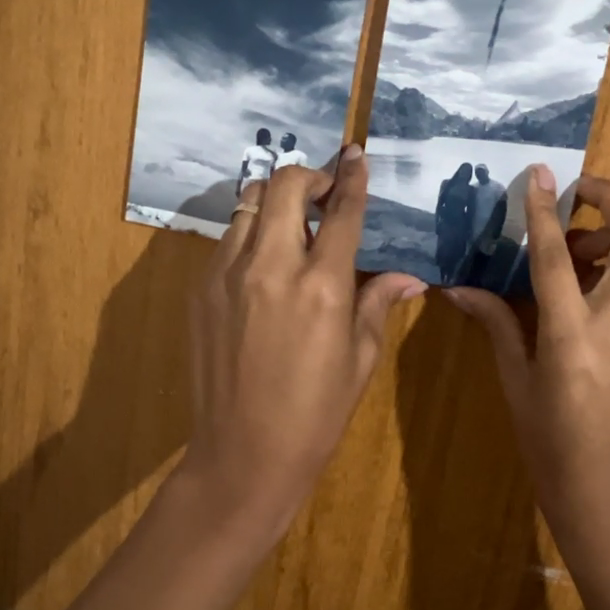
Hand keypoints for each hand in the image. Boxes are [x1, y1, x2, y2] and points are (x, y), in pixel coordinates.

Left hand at [182, 146, 424, 527]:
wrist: (242, 455)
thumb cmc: (315, 414)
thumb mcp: (360, 359)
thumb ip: (378, 303)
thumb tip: (409, 277)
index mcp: (321, 286)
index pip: (342, 212)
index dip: (352, 177)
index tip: (356, 154)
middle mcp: (271, 267)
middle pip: (285, 186)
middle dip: (310, 176)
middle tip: (326, 193)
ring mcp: (227, 275)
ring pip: (248, 203)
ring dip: (276, 200)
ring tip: (294, 222)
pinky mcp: (201, 289)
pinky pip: (228, 238)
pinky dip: (250, 232)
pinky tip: (264, 260)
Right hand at [446, 169, 609, 534]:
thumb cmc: (554, 453)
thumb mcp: (516, 388)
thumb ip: (497, 327)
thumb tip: (458, 288)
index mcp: (575, 338)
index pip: (557, 257)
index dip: (545, 210)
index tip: (539, 172)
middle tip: (577, 191)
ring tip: (582, 236)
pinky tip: (594, 273)